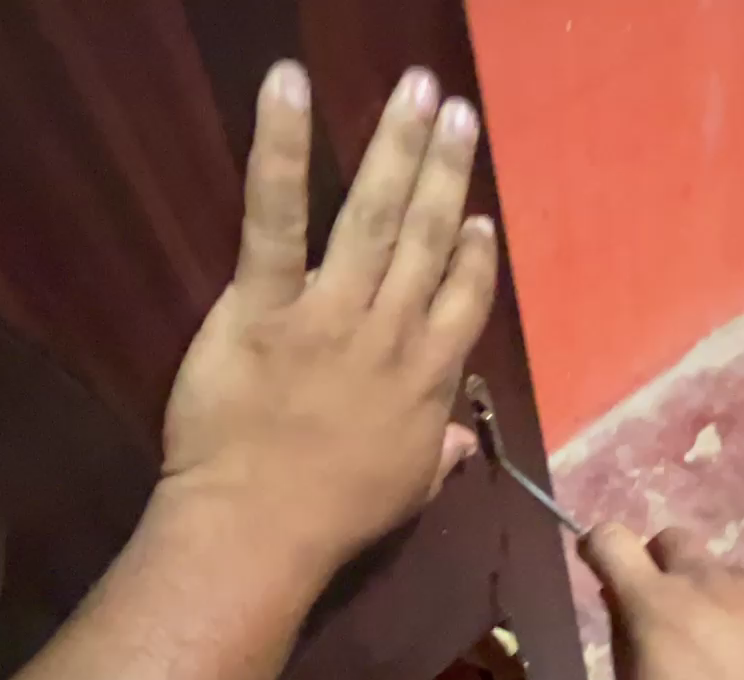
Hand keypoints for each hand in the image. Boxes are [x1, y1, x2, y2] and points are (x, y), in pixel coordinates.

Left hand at [159, 61, 494, 564]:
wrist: (263, 528)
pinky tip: (291, 87)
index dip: (476, 255)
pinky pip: (276, 218)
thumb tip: (467, 439)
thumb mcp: (411, 490)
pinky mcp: (266, 304)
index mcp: (430, 377)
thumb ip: (443, 455)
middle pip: (430, 239)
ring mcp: (332, 313)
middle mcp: (393, 332)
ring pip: (375, 216)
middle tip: (459, 112)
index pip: (465, 299)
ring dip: (399, 147)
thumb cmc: (339, 514)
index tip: (480, 217)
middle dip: (447, 171)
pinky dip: (281, 150)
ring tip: (417, 89)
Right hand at [579, 524, 743, 679]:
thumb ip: (624, 644)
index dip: (599, 547)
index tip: (602, 569)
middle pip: (669, 540)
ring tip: (732, 656)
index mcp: (658, 605)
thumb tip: (624, 605)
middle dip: (659, 569)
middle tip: (670, 618)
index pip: (611, 539)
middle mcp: (708, 579)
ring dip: (712, 600)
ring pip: (719, 573)